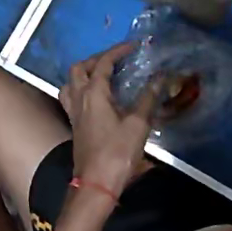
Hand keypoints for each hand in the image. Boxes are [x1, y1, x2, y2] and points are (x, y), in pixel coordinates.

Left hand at [59, 44, 158, 192]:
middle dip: (97, 59)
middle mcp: (79, 99)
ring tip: (103, 74)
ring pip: (71, 83)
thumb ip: (148, 98)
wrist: (96, 184)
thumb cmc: (117, 153)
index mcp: (93, 94)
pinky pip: (72, 97)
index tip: (133, 46)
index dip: (118, 51)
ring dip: (84, 73)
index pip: (103, 63)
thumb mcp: (138, 124)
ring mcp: (73, 113)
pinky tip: (97, 97)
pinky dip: (82, 89)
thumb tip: (160, 78)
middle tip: (116, 59)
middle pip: (79, 69)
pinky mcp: (74, 125)